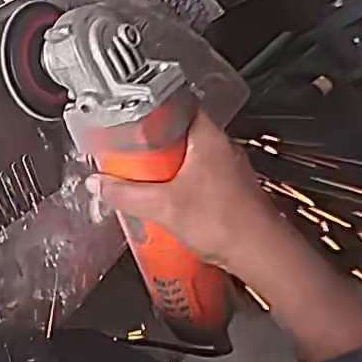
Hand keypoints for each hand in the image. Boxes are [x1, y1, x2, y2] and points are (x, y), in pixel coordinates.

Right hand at [88, 114, 361, 361]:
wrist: (262, 254)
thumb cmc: (226, 223)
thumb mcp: (162, 206)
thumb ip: (126, 194)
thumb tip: (99, 184)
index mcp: (208, 139)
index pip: (178, 107)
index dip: (152, 111)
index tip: (130, 122)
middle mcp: (221, 149)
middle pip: (178, 134)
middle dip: (151, 146)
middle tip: (129, 156)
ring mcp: (227, 170)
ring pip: (186, 157)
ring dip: (163, 167)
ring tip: (140, 179)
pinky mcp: (227, 190)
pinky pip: (195, 177)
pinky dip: (176, 184)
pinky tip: (163, 201)